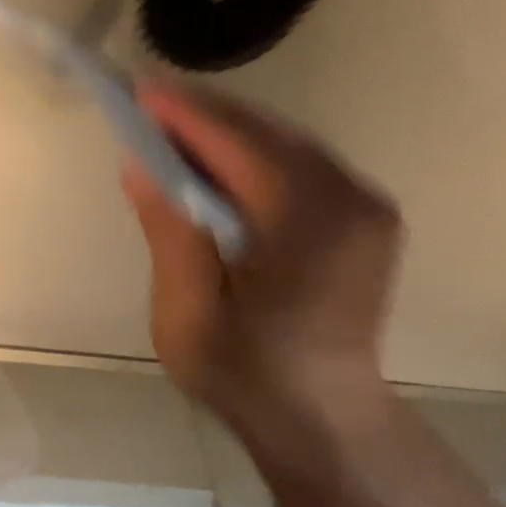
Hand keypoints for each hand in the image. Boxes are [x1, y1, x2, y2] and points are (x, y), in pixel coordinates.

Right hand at [122, 80, 402, 438]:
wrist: (317, 417)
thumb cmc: (241, 371)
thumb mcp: (187, 308)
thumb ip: (171, 232)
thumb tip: (144, 166)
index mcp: (309, 221)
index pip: (242, 146)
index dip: (187, 116)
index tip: (140, 89)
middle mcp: (352, 201)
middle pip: (271, 138)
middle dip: (207, 118)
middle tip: (148, 104)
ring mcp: (365, 212)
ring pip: (289, 151)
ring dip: (230, 137)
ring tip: (172, 130)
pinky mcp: (362, 226)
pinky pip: (302, 174)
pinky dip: (254, 162)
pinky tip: (216, 170)